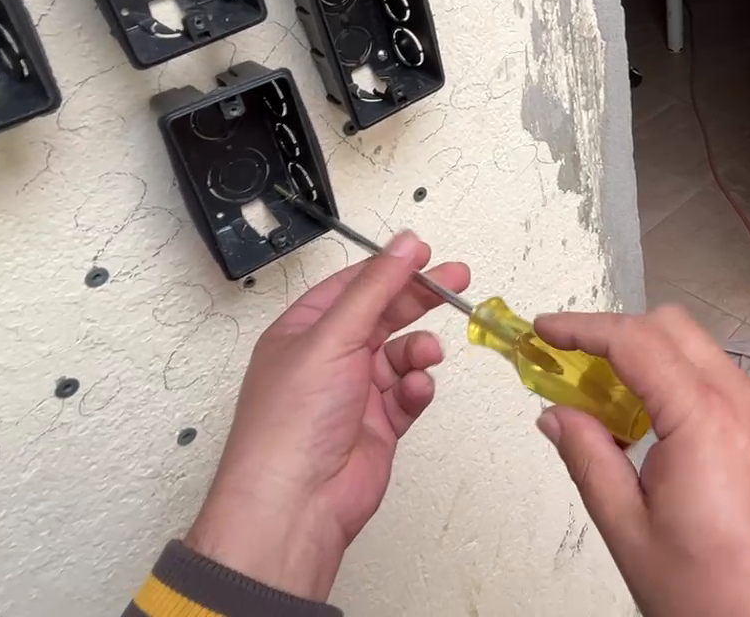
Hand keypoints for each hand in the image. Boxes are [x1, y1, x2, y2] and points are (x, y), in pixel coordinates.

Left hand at [184, 234, 470, 600]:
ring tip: (428, 354)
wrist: (296, 506)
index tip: (425, 253)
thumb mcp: (335, 337)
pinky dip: (417, 387)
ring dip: (420, 349)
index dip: (390, 267)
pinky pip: (410, 391)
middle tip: (458, 279)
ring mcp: (355, 391)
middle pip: (385, 313)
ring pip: (402, 352)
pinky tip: (415, 390)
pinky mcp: (379, 422)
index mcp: (305, 331)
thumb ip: (376, 287)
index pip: (354, 285)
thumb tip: (405, 243)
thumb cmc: (292, 422)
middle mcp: (329, 357)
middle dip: (420, 297)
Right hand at [532, 307, 749, 615]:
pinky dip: (677, 378)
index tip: (547, 330)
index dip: (582, 329)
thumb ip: (589, 461)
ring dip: (648, 355)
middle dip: (616, 332)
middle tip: (574, 362)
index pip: (634, 341)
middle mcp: (740, 401)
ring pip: (695, 346)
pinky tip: (653, 423)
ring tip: (608, 399)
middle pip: (668, 326)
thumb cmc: (725, 597)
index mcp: (703, 420)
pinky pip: (716, 375)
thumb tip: (557, 416)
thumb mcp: (633, 533)